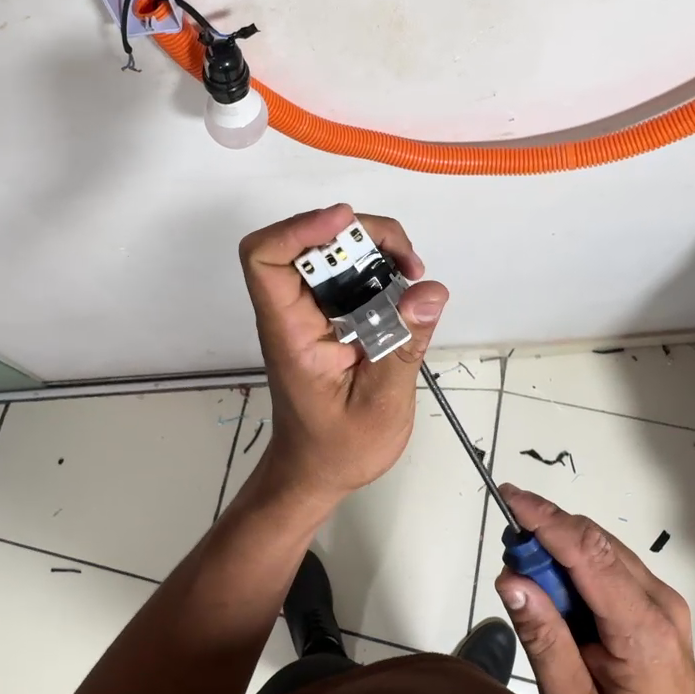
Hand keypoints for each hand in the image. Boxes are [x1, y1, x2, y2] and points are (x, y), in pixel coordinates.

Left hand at [237, 204, 448, 504]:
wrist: (317, 470)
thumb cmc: (338, 447)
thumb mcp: (381, 403)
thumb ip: (403, 344)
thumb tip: (429, 289)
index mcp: (290, 332)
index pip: (265, 259)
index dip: (299, 229)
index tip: (346, 223)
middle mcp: (294, 312)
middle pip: (306, 244)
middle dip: (358, 234)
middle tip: (408, 260)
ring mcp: (310, 312)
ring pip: (331, 252)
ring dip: (373, 248)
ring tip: (413, 271)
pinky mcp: (330, 316)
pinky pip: (348, 274)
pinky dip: (378, 268)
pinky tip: (406, 287)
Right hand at [495, 486, 694, 693]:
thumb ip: (544, 644)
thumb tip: (512, 581)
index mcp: (642, 631)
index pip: (589, 554)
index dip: (546, 520)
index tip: (508, 497)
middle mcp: (659, 601)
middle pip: (593, 542)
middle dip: (543, 533)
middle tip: (507, 556)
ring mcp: (662, 598)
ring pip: (599, 546)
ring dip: (555, 547)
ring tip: (524, 578)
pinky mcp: (656, 600)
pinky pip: (606, 562)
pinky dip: (571, 562)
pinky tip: (553, 590)